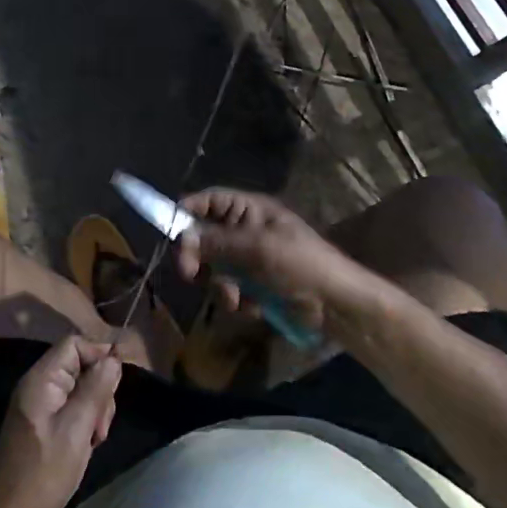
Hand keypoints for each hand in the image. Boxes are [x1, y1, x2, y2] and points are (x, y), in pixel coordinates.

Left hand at [0, 335, 120, 507]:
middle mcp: (37, 387)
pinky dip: (85, 423)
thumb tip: (113, 357)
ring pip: (79, 389)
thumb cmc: (44, 472)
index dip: (99, 354)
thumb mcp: (77, 429)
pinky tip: (88, 445)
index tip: (116, 383)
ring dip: (95, 409)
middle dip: (99, 389)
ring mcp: (39, 408)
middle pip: (79, 366)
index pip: (74, 344)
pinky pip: (71, 410)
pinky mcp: (43, 428)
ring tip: (95, 438)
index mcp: (41, 380)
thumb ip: (96, 389)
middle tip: (101, 424)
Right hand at [177, 188, 380, 332]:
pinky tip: (253, 307)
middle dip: (200, 257)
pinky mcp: (256, 286)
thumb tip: (182, 235)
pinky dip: (238, 299)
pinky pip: (231, 289)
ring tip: (235, 299)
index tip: (168, 229)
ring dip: (221, 285)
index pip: (211, 200)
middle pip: (206, 236)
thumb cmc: (300, 263)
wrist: (337, 305)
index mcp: (251, 211)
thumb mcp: (257, 248)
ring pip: (216, 268)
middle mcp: (247, 231)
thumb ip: (217, 241)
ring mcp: (251, 260)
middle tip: (189, 273)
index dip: (189, 210)